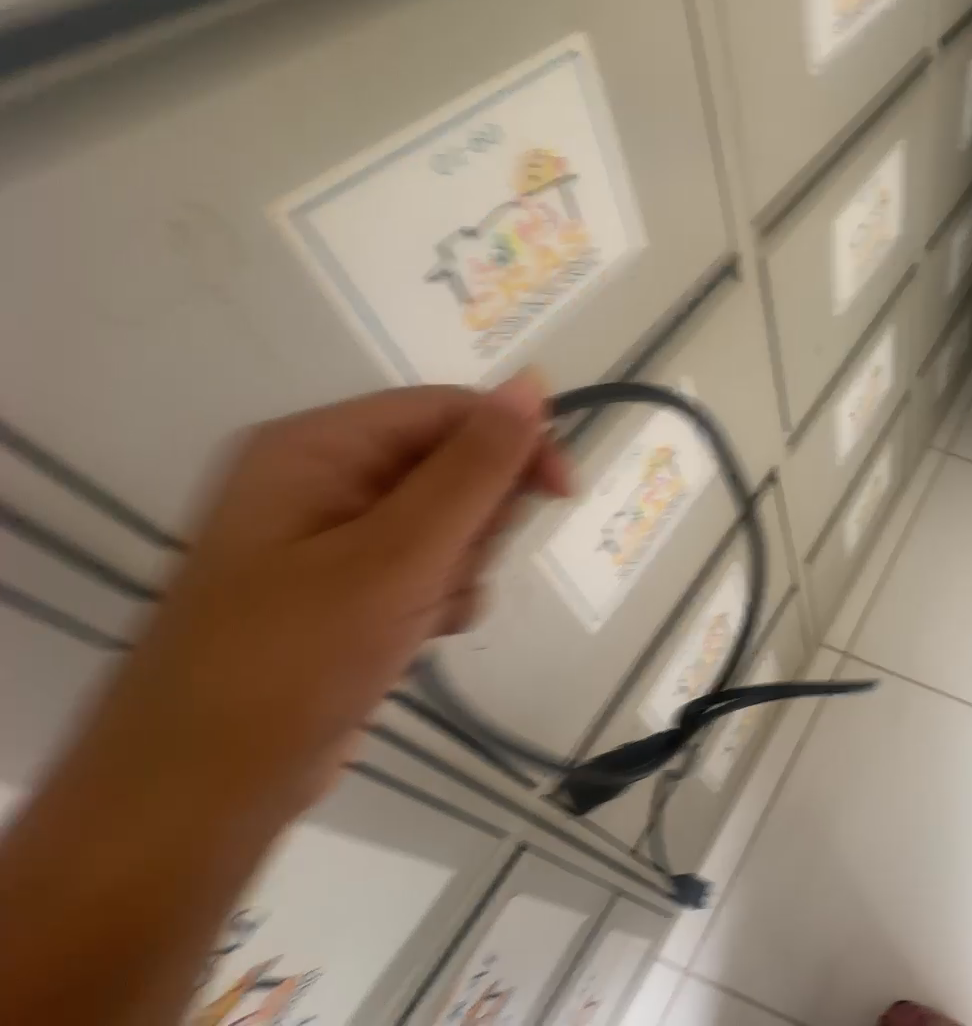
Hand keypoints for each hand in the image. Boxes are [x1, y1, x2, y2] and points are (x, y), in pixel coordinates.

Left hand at [86, 372, 571, 812]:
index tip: (564, 496)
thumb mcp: (399, 554)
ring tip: (425, 615)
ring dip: (463, 568)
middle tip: (451, 571)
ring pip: (452, 524)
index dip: (515, 443)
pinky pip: (432, 568)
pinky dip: (444, 598)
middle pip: (454, 467)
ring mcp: (333, 539)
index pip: (449, 411)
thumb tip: (534, 383)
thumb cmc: (295, 658)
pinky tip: (421, 636)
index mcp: (316, 448)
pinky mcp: (349, 590)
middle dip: (477, 523)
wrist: (206, 791)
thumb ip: (474, 469)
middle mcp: (323, 481)